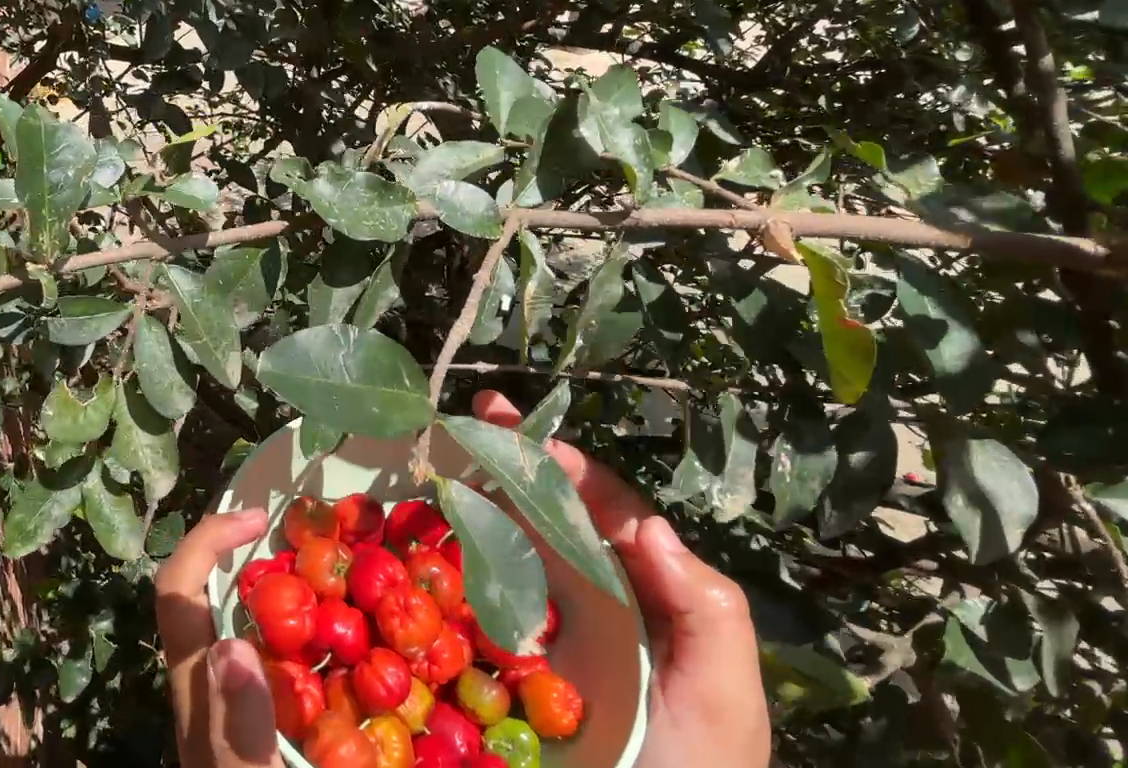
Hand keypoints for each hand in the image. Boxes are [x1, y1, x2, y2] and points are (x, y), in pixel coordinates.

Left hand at [157, 508, 282, 767]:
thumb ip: (241, 728)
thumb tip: (232, 648)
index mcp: (194, 684)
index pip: (177, 590)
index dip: (207, 541)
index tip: (255, 519)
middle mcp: (199, 679)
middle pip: (191, 592)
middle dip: (226, 546)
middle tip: (280, 529)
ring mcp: (216, 694)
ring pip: (220, 615)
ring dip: (253, 579)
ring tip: (304, 563)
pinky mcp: (239, 713)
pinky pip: (251, 646)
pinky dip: (277, 620)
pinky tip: (316, 627)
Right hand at [472, 390, 771, 767]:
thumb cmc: (695, 764)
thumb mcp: (722, 696)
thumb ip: (705, 613)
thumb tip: (650, 526)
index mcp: (642, 586)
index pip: (605, 509)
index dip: (568, 466)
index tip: (528, 436)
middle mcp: (591, 592)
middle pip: (551, 511)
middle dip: (516, 457)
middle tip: (479, 413)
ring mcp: (544, 620)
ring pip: (511, 541)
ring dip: (479, 492)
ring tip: (442, 453)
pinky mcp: (504, 653)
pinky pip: (479, 594)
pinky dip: (453, 556)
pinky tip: (423, 530)